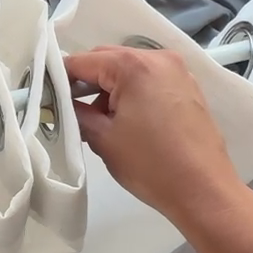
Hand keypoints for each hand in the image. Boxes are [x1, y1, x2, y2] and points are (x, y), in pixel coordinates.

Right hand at [66, 46, 247, 226]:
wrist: (206, 194)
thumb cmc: (151, 165)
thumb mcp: (102, 138)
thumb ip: (75, 112)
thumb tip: (60, 103)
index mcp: (133, 65)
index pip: (82, 62)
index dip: (60, 78)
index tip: (46, 96)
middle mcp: (157, 58)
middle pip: (106, 59)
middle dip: (86, 81)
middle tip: (71, 109)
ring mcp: (177, 72)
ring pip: (128, 69)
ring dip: (109, 87)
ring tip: (100, 119)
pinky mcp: (188, 88)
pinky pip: (149, 79)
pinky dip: (132, 92)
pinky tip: (126, 120)